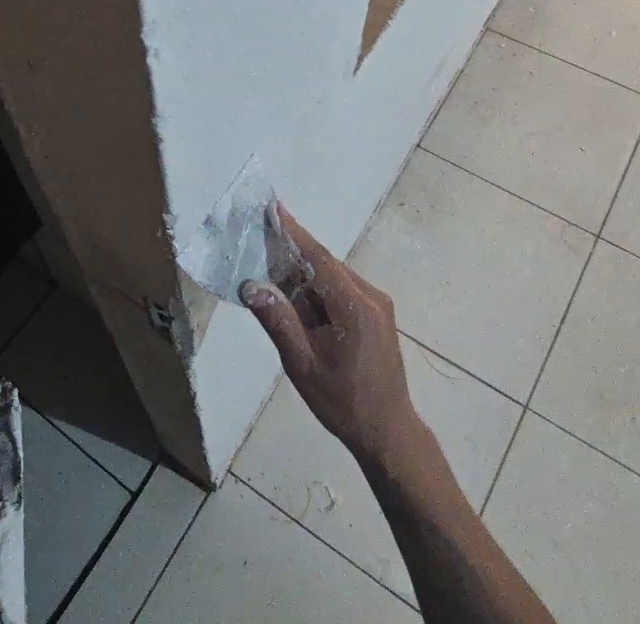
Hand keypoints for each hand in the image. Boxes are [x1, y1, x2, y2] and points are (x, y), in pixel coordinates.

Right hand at [241, 204, 420, 465]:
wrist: (387, 431)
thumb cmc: (343, 402)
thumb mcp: (302, 365)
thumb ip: (278, 321)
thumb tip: (251, 285)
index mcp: (355, 307)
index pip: (320, 259)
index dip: (295, 232)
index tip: (274, 208)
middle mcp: (371, 298)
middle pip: (327, 264)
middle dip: (294, 250)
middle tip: (261, 237)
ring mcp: (378, 307)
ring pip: (334, 277)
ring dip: (305, 271)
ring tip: (270, 265)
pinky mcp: (377, 317)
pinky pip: (342, 291)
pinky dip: (318, 288)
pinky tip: (296, 295)